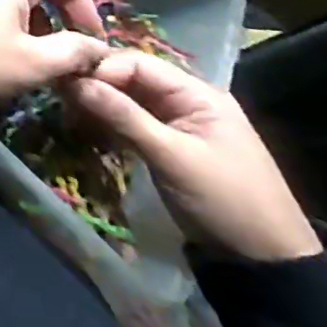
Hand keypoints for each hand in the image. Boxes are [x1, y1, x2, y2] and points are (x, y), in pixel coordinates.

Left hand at [0, 0, 109, 103]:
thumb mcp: (33, 64)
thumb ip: (73, 51)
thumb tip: (99, 48)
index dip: (85, 0)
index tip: (88, 37)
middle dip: (66, 10)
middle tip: (72, 48)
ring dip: (42, 18)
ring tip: (45, 55)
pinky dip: (18, 19)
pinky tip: (15, 50)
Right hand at [64, 52, 321, 262]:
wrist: (266, 263)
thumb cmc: (225, 201)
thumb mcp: (172, 156)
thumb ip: (123, 115)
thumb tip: (75, 81)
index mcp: (197, 93)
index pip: (137, 63)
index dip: (102, 69)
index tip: (68, 84)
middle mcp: (186, 100)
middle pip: (130, 78)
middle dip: (96, 85)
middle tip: (60, 97)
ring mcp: (176, 123)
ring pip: (127, 100)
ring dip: (99, 104)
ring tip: (68, 113)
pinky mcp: (167, 144)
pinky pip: (131, 121)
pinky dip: (109, 122)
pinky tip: (86, 127)